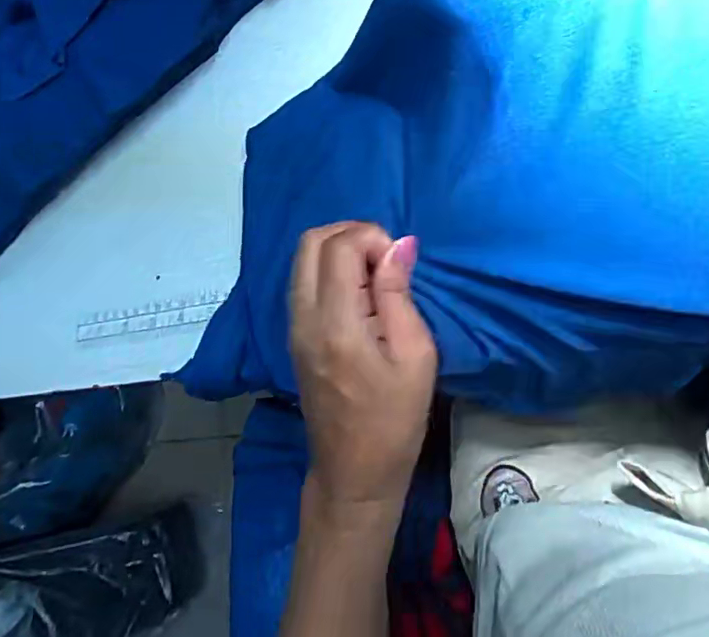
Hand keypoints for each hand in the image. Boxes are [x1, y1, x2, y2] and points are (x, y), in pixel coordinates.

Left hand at [289, 222, 437, 512]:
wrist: (353, 474)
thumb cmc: (394, 420)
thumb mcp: (416, 355)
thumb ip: (399, 293)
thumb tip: (399, 243)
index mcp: (335, 323)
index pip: (339, 247)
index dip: (373, 237)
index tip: (400, 262)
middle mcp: (304, 317)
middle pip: (311, 241)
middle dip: (352, 233)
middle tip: (386, 258)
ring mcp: (293, 326)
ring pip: (303, 256)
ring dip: (340, 249)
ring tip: (376, 274)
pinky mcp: (294, 334)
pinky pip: (304, 278)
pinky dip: (330, 267)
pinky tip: (360, 292)